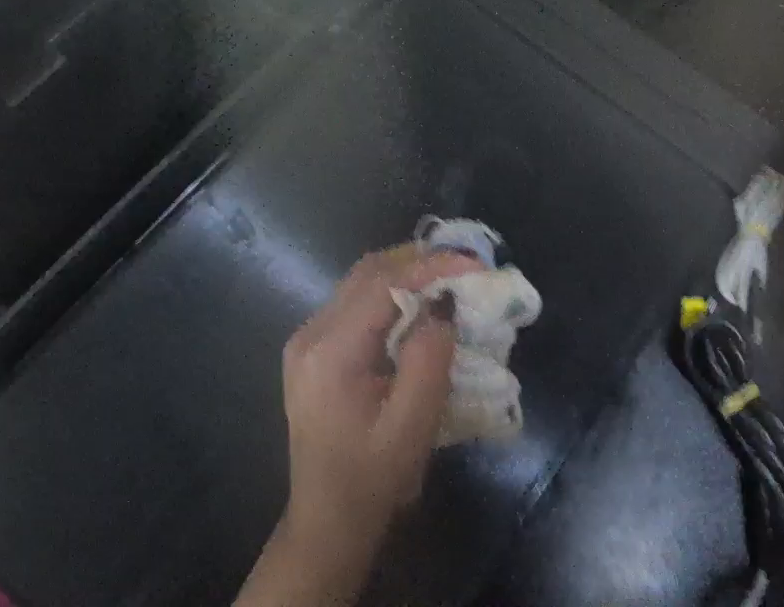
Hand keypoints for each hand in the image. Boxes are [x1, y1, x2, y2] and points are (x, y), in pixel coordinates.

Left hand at [277, 246, 480, 550]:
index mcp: (329, 353)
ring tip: (452, 277)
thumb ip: (429, 360)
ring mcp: (308, 339)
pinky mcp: (315, 348)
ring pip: (361, 281)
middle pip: (368, 272)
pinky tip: (422, 303)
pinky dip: (392, 291)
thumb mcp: (412, 427)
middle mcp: (310, 334)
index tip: (476, 264)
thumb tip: (444, 306)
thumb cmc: (373, 480)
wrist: (327, 522)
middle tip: (468, 264)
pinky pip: (356, 301)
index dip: (432, 267)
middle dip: (420, 260)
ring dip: (407, 272)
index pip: (383, 285)